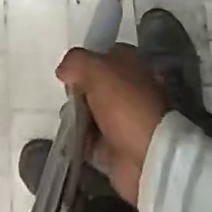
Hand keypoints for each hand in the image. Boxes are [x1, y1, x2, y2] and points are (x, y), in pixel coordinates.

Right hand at [55, 44, 166, 202]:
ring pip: (90, 113)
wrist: (148, 156)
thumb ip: (75, 63)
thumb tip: (63, 71)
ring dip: (75, 119)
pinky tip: (69, 141)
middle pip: (93, 86)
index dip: (83, 63)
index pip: (102, 55)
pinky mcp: (116, 147)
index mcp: (130, 63)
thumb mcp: (96, 70)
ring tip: (68, 123)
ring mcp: (124, 119)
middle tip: (68, 102)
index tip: (68, 75)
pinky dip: (78, 141)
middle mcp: (128, 88)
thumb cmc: (125, 105)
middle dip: (77, 93)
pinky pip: (89, 141)